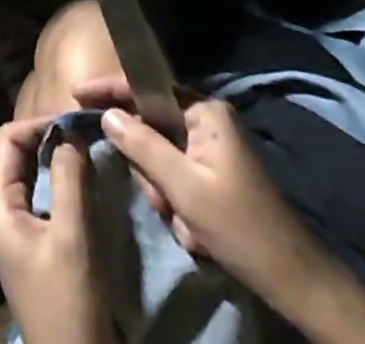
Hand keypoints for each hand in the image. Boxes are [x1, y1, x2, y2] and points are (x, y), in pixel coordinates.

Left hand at [0, 117, 110, 343]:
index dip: (39, 124)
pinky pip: (44, 196)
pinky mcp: (36, 242)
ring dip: (58, 158)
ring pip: (33, 174)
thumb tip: (70, 134)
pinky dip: (63, 181)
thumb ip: (68, 179)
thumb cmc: (68, 298)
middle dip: (50, 138)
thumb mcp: (72, 235)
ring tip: (90, 149)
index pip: (7, 140)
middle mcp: (2, 212)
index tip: (75, 122)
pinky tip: (88, 180)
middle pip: (18, 154)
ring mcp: (18, 229)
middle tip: (86, 132)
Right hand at [73, 81, 314, 288]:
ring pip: (159, 160)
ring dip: (165, 195)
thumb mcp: (184, 187)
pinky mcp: (211, 173)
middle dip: (150, 172)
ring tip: (187, 223)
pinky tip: (195, 231)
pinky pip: (174, 179)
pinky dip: (177, 206)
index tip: (76, 92)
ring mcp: (210, 148)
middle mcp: (207, 122)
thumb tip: (108, 114)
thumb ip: (143, 147)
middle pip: (150, 130)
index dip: (111, 89)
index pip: (148, 89)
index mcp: (205, 113)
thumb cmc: (238, 224)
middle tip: (165, 203)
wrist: (288, 274)